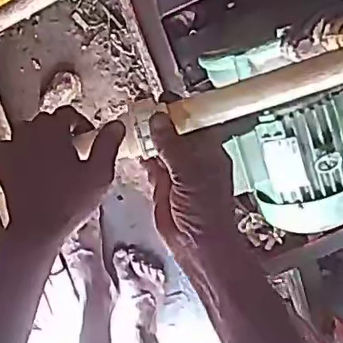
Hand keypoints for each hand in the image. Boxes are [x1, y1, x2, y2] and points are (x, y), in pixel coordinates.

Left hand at [0, 107, 123, 249]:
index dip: (80, 124)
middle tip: (72, 151)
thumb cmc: (71, 202)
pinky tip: (20, 159)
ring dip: (37, 139)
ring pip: (24, 131)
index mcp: (53, 130)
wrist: (38, 227)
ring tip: (51, 158)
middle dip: (59, 131)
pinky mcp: (0, 164)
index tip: (87, 139)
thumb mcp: (98, 174)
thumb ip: (106, 145)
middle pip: (45, 121)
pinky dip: (9, 149)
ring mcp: (11, 147)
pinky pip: (0, 146)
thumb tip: (116, 125)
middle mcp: (29, 133)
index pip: (67, 114)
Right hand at [142, 112, 242, 267]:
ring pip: (161, 145)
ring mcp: (177, 171)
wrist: (197, 244)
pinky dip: (142, 154)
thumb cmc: (206, 211)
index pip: (194, 120)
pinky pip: (151, 163)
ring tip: (133, 121)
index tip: (161, 98)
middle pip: (175, 131)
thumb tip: (158, 119)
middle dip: (159, 119)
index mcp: (209, 150)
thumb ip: (172, 145)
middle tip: (141, 107)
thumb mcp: (189, 173)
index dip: (179, 108)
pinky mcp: (163, 184)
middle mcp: (194, 157)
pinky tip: (133, 145)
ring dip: (148, 135)